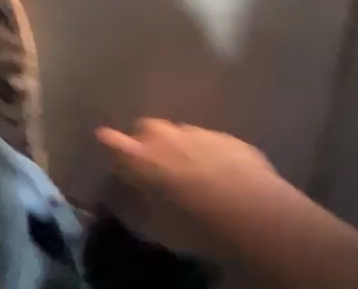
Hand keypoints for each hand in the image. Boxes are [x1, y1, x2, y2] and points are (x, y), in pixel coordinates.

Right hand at [97, 118, 287, 220]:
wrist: (250, 212)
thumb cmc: (190, 224)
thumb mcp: (150, 228)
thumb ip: (128, 208)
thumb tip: (115, 201)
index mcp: (137, 154)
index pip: (108, 140)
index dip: (108, 147)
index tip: (110, 155)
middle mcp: (162, 134)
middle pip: (145, 130)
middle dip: (148, 146)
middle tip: (158, 172)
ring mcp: (197, 132)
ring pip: (181, 135)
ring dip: (182, 150)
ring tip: (194, 177)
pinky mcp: (229, 140)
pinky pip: (213, 144)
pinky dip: (212, 156)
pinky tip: (224, 179)